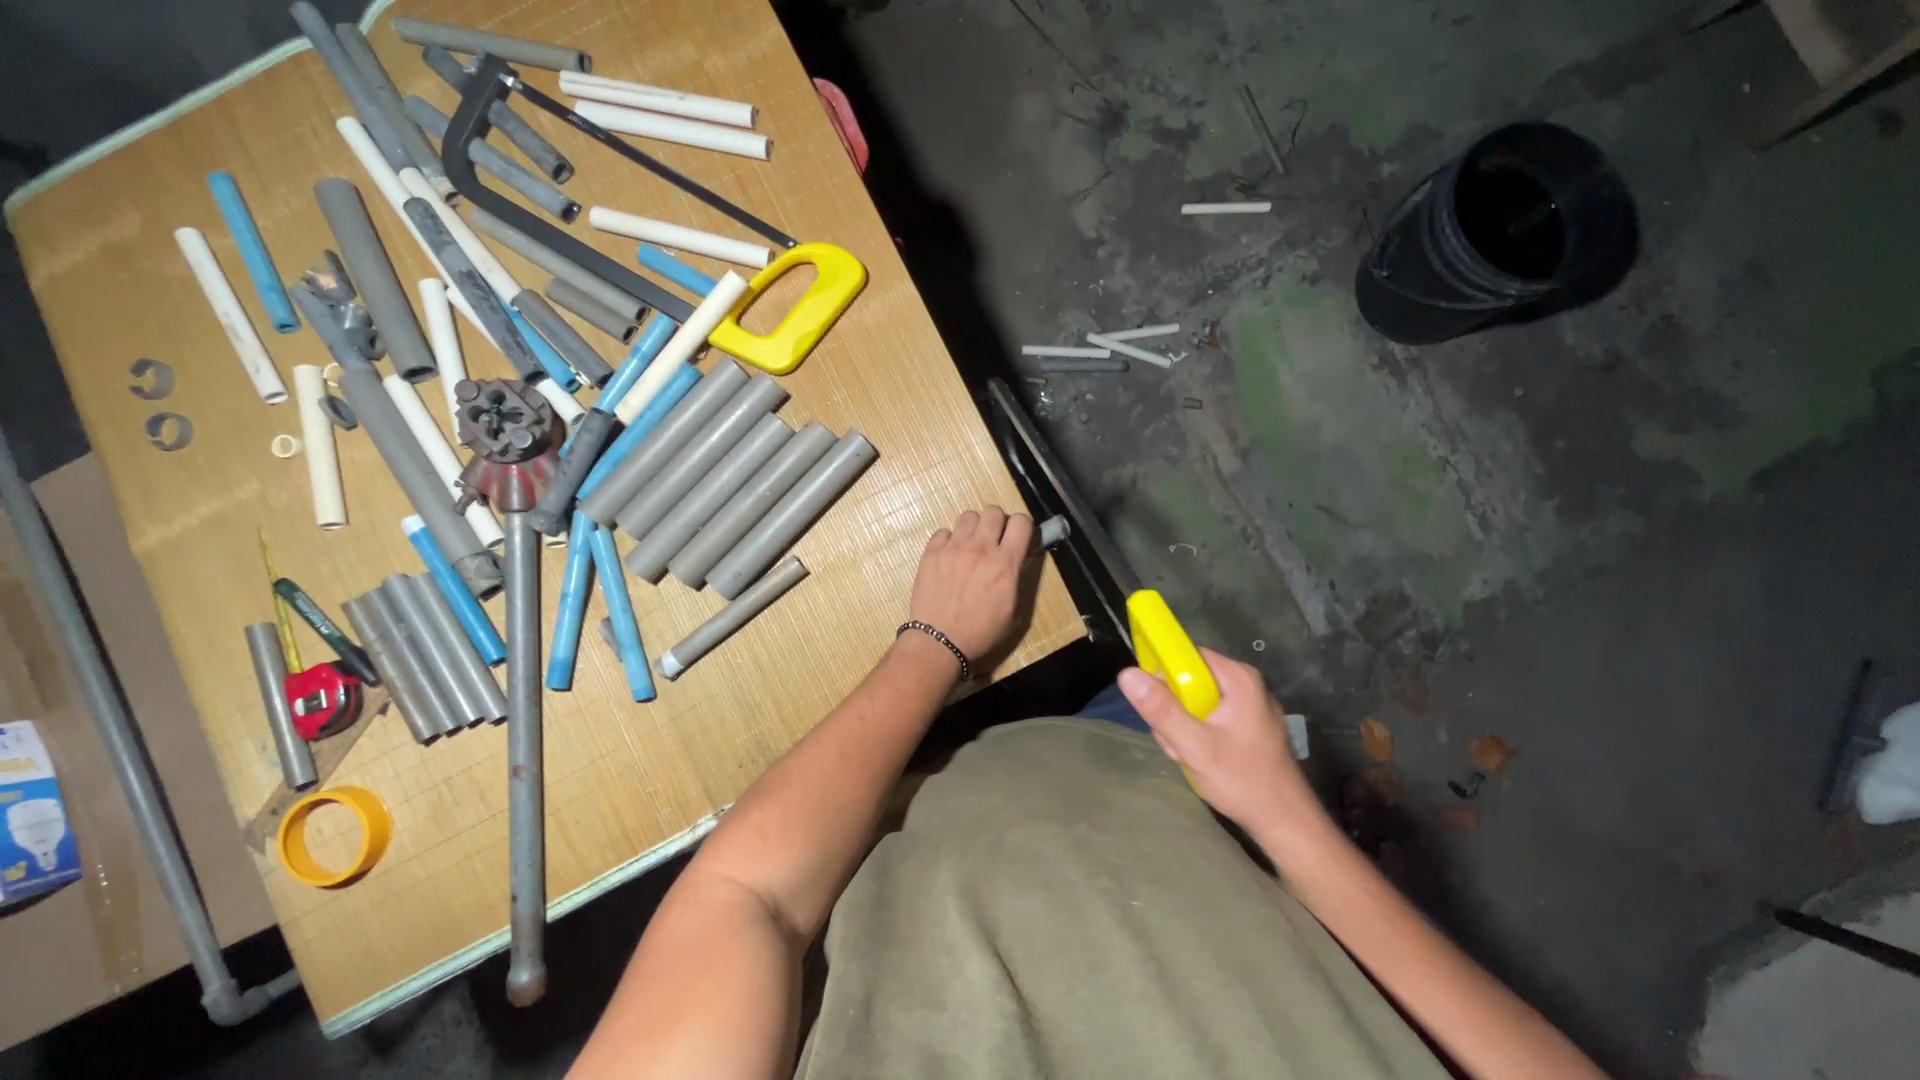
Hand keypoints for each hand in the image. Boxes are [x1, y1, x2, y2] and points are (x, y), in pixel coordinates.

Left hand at [907, 507, 1032, 663]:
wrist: (939, 641)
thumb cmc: (980, 633)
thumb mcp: (1013, 612)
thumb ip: (1017, 580)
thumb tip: (1018, 560)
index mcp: (1005, 563)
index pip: (1022, 522)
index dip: (1022, 526)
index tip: (1018, 537)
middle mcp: (981, 548)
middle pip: (993, 511)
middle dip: (997, 522)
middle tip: (994, 540)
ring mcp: (954, 548)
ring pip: (968, 516)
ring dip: (973, 528)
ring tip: (970, 545)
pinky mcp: (932, 552)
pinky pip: (943, 532)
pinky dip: (949, 540)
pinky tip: (948, 557)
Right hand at [1119, 649, 1336, 857]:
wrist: (1285, 822)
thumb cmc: (1242, 781)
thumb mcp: (1195, 747)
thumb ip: (1162, 710)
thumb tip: (1127, 673)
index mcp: (1239, 678)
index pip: (1187, 657)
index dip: (1165, 678)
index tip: (1156, 708)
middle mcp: (1247, 683)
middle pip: (1190, 681)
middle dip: (1174, 712)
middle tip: (1178, 744)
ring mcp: (1250, 705)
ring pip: (1198, 702)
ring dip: (1184, 728)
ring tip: (1190, 756)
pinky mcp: (1250, 724)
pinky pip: (1211, 717)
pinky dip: (1200, 736)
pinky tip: (1203, 760)